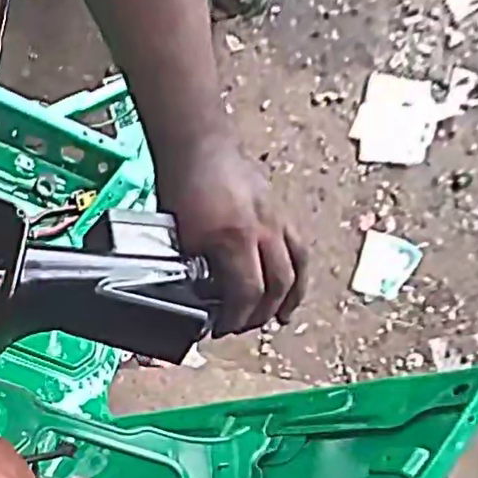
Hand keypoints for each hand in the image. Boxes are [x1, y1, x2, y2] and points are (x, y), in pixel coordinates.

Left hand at [157, 132, 306, 334]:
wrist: (199, 146)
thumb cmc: (183, 189)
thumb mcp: (178, 238)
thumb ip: (189, 269)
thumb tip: (191, 300)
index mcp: (235, 238)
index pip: (246, 293)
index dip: (236, 319)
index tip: (220, 330)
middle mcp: (264, 229)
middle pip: (277, 284)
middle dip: (259, 314)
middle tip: (240, 328)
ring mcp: (277, 217)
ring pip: (296, 266)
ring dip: (289, 297)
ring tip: (279, 318)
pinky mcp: (281, 210)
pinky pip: (299, 246)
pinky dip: (298, 270)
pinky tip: (293, 284)